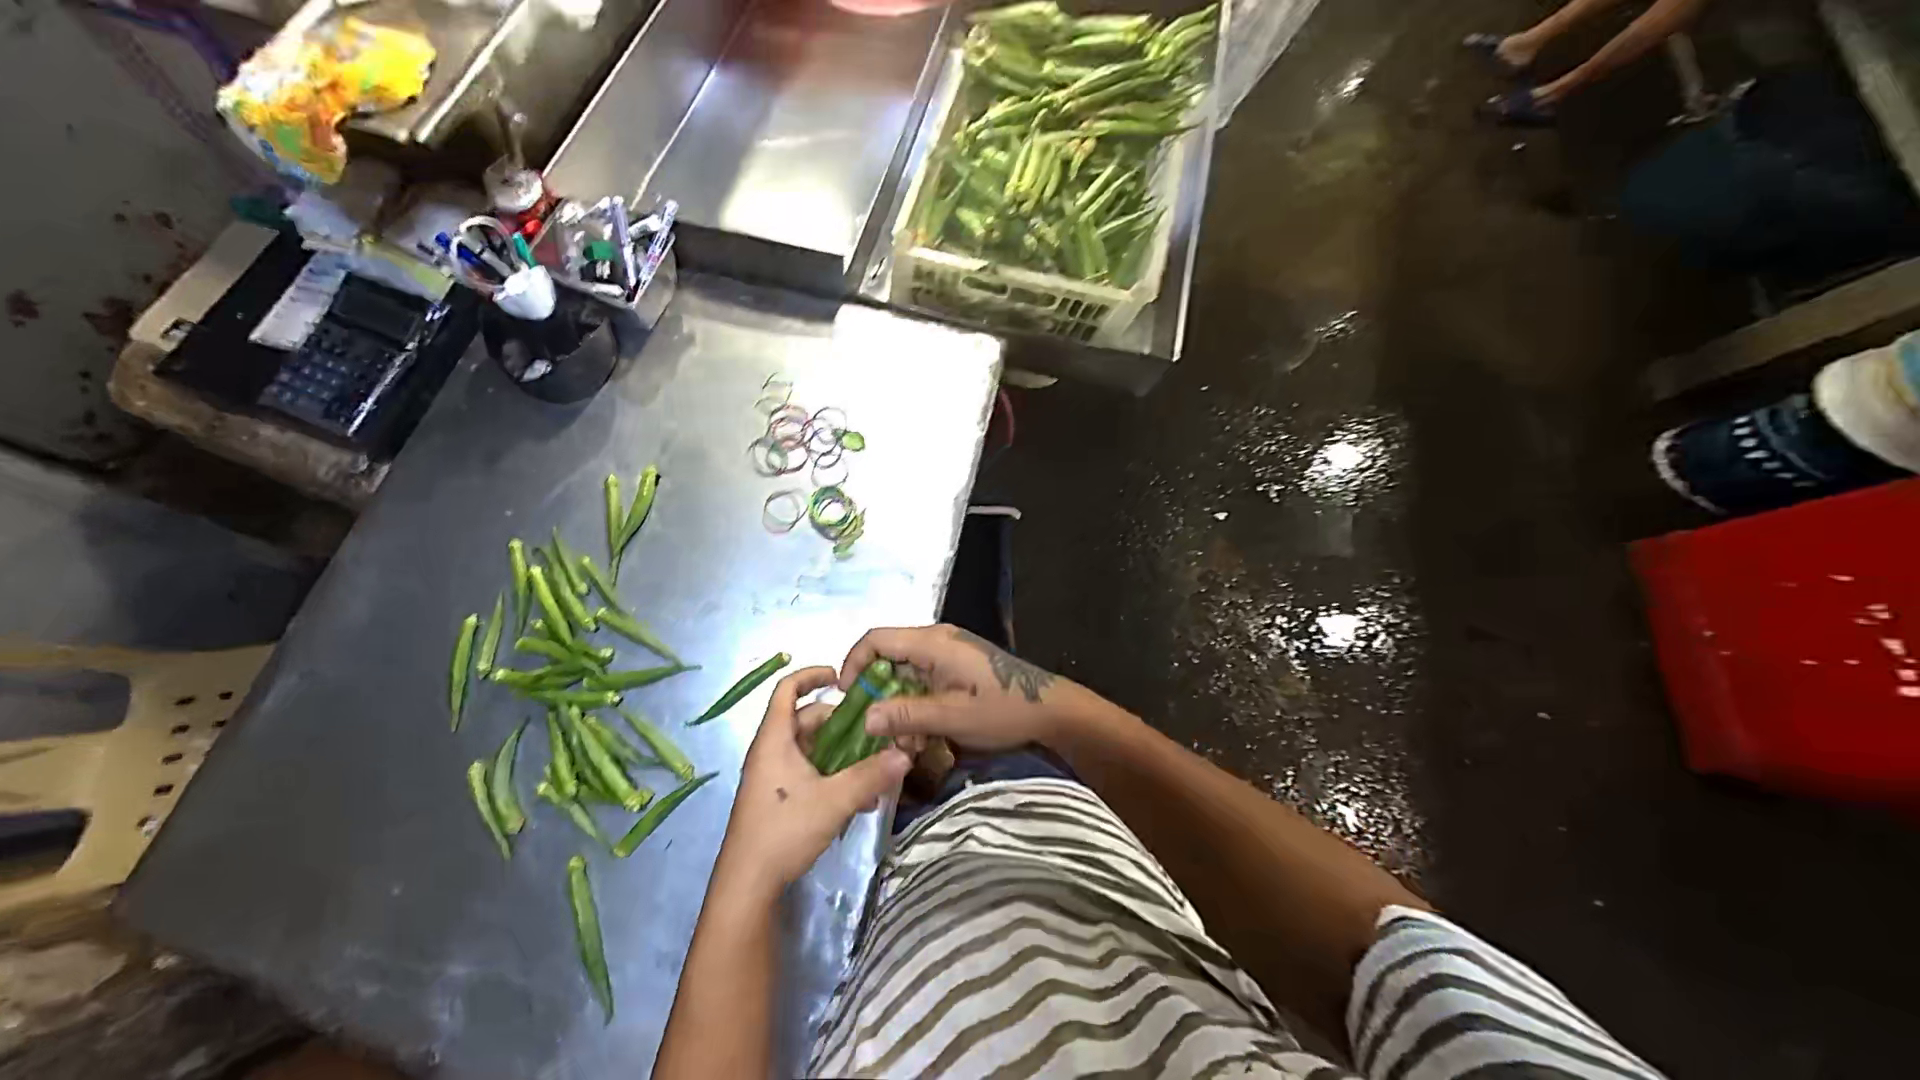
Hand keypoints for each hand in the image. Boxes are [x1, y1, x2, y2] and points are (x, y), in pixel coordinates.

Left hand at [714, 666, 911, 899]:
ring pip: (814, 750)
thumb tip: (905, 753)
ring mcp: (774, 776)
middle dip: (844, 724)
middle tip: (875, 732)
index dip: (812, 675)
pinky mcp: (779, 798)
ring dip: (844, 755)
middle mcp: (772, 751)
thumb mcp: (834, 800)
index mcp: (775, 739)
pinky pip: (811, 773)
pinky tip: (861, 800)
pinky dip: (835, 776)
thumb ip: (871, 775)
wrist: (747, 885)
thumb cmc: (783, 831)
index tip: (842, 677)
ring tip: (876, 771)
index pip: (787, 689)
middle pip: (809, 720)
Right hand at [840, 624, 1103, 752]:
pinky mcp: (956, 669)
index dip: (854, 664)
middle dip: (879, 695)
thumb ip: (906, 715)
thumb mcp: (952, 717)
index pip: (876, 639)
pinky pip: (923, 682)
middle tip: (880, 730)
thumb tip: (865, 717)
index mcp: (933, 643)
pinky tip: (923, 736)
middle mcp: (936, 641)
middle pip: (888, 658)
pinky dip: (916, 707)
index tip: (847, 697)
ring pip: (904, 675)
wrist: (1051, 711)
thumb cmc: (1002, 710)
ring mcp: (948, 655)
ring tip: (908, 742)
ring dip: (899, 707)